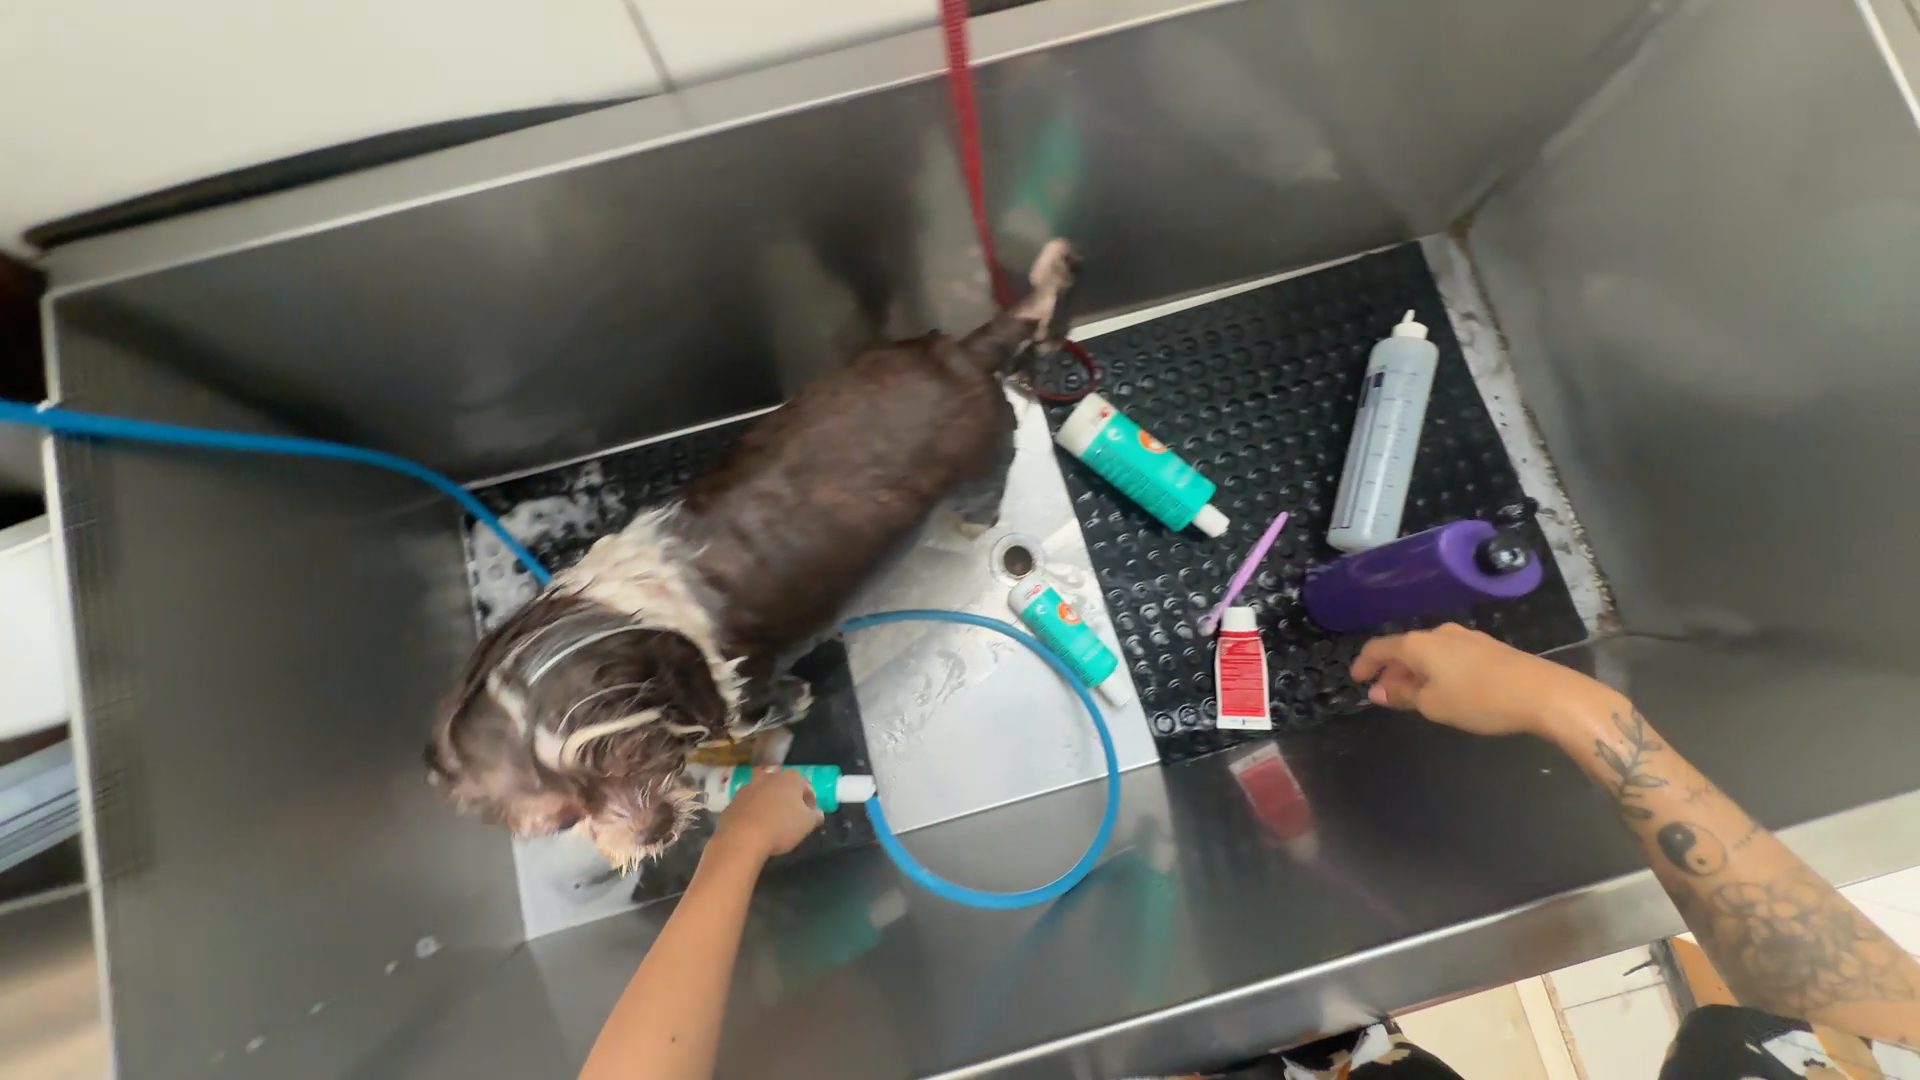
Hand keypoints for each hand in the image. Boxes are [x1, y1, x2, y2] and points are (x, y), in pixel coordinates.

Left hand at [712, 768, 824, 860]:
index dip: (811, 803)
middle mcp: (769, 776)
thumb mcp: (807, 824)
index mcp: (791, 777)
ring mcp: (748, 787)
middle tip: (791, 818)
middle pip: (783, 787)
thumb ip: (815, 816)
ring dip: (769, 804)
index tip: (810, 817)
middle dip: (788, 800)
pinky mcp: (733, 801)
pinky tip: (755, 828)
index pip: (806, 787)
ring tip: (772, 824)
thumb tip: (818, 813)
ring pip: (764, 794)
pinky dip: (753, 813)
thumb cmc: (781, 826)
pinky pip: (748, 805)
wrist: (741, 838)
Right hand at [1350, 623, 1619, 738]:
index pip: (1378, 648)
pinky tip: (1446, 688)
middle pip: (1404, 649)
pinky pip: (1450, 655)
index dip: (1363, 664)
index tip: (1357, 680)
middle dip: (1391, 671)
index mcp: (1418, 644)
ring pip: (1429, 653)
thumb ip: (1402, 696)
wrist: (1548, 694)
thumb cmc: (1480, 700)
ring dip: (1416, 672)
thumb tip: (1379, 691)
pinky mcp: (1490, 648)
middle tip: (1387, 694)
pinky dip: (1438, 670)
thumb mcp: (1433, 705)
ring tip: (1417, 695)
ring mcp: (1467, 638)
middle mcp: (1439, 634)